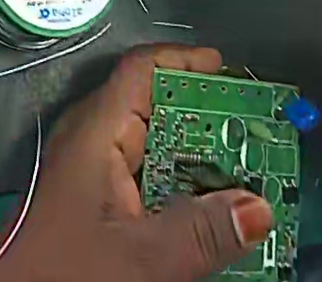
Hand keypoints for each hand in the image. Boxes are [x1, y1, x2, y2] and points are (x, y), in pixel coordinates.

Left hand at [0, 45, 274, 281]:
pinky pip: (142, 173)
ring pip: (151, 143)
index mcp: (96, 128)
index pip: (142, 69)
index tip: (225, 70)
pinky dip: (176, 183)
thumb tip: (258, 207)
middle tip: (250, 131)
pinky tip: (206, 209)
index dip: (183, 60)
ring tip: (242, 171)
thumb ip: (201, 231)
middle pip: (152, 104)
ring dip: (194, 154)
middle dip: (202, 114)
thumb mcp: (140, 257)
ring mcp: (90, 165)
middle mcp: (92, 135)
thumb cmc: (64, 270)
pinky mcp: (91, 195)